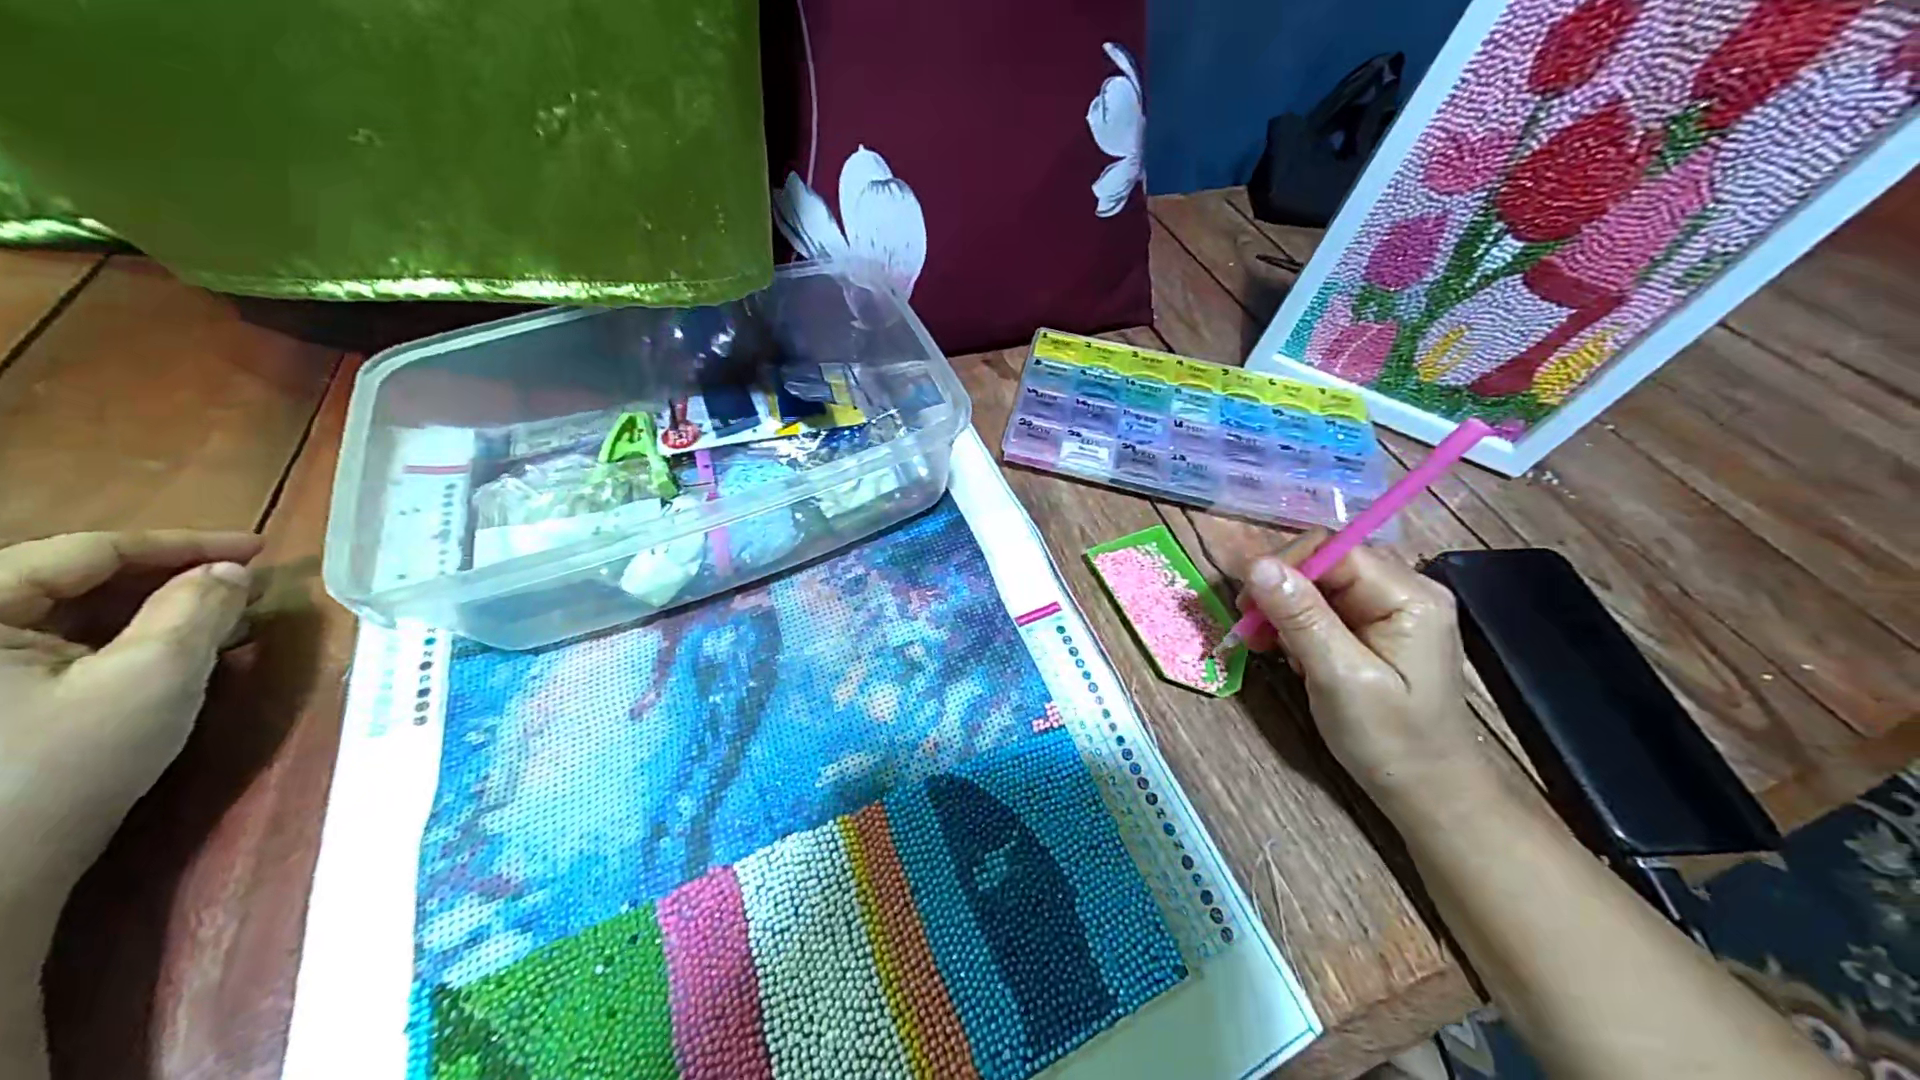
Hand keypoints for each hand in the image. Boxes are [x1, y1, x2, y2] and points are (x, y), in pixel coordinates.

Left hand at [0, 531, 259, 939]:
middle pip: (77, 581)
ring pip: (73, 617)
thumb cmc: (64, 765)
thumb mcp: (152, 677)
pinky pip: (63, 650)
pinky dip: (132, 643)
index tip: (261, 549)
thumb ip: (197, 611)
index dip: (184, 545)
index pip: (89, 551)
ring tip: (232, 616)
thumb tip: (231, 571)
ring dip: (159, 611)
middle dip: (174, 579)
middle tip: (250, 584)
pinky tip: (185, 652)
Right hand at [1239, 541, 1491, 802]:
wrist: (1426, 790)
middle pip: (1324, 562)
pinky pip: (1323, 606)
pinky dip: (1294, 623)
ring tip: (1263, 643)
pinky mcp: (1373, 627)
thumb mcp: (1339, 677)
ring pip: (1318, 583)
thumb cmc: (1389, 738)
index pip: (1334, 550)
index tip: (1245, 602)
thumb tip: (1256, 565)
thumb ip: (1300, 617)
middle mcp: (1404, 589)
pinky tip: (1284, 649)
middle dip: (1280, 589)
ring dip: (1282, 608)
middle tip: (1249, 626)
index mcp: (1409, 596)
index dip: (1284, 565)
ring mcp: (1389, 608)